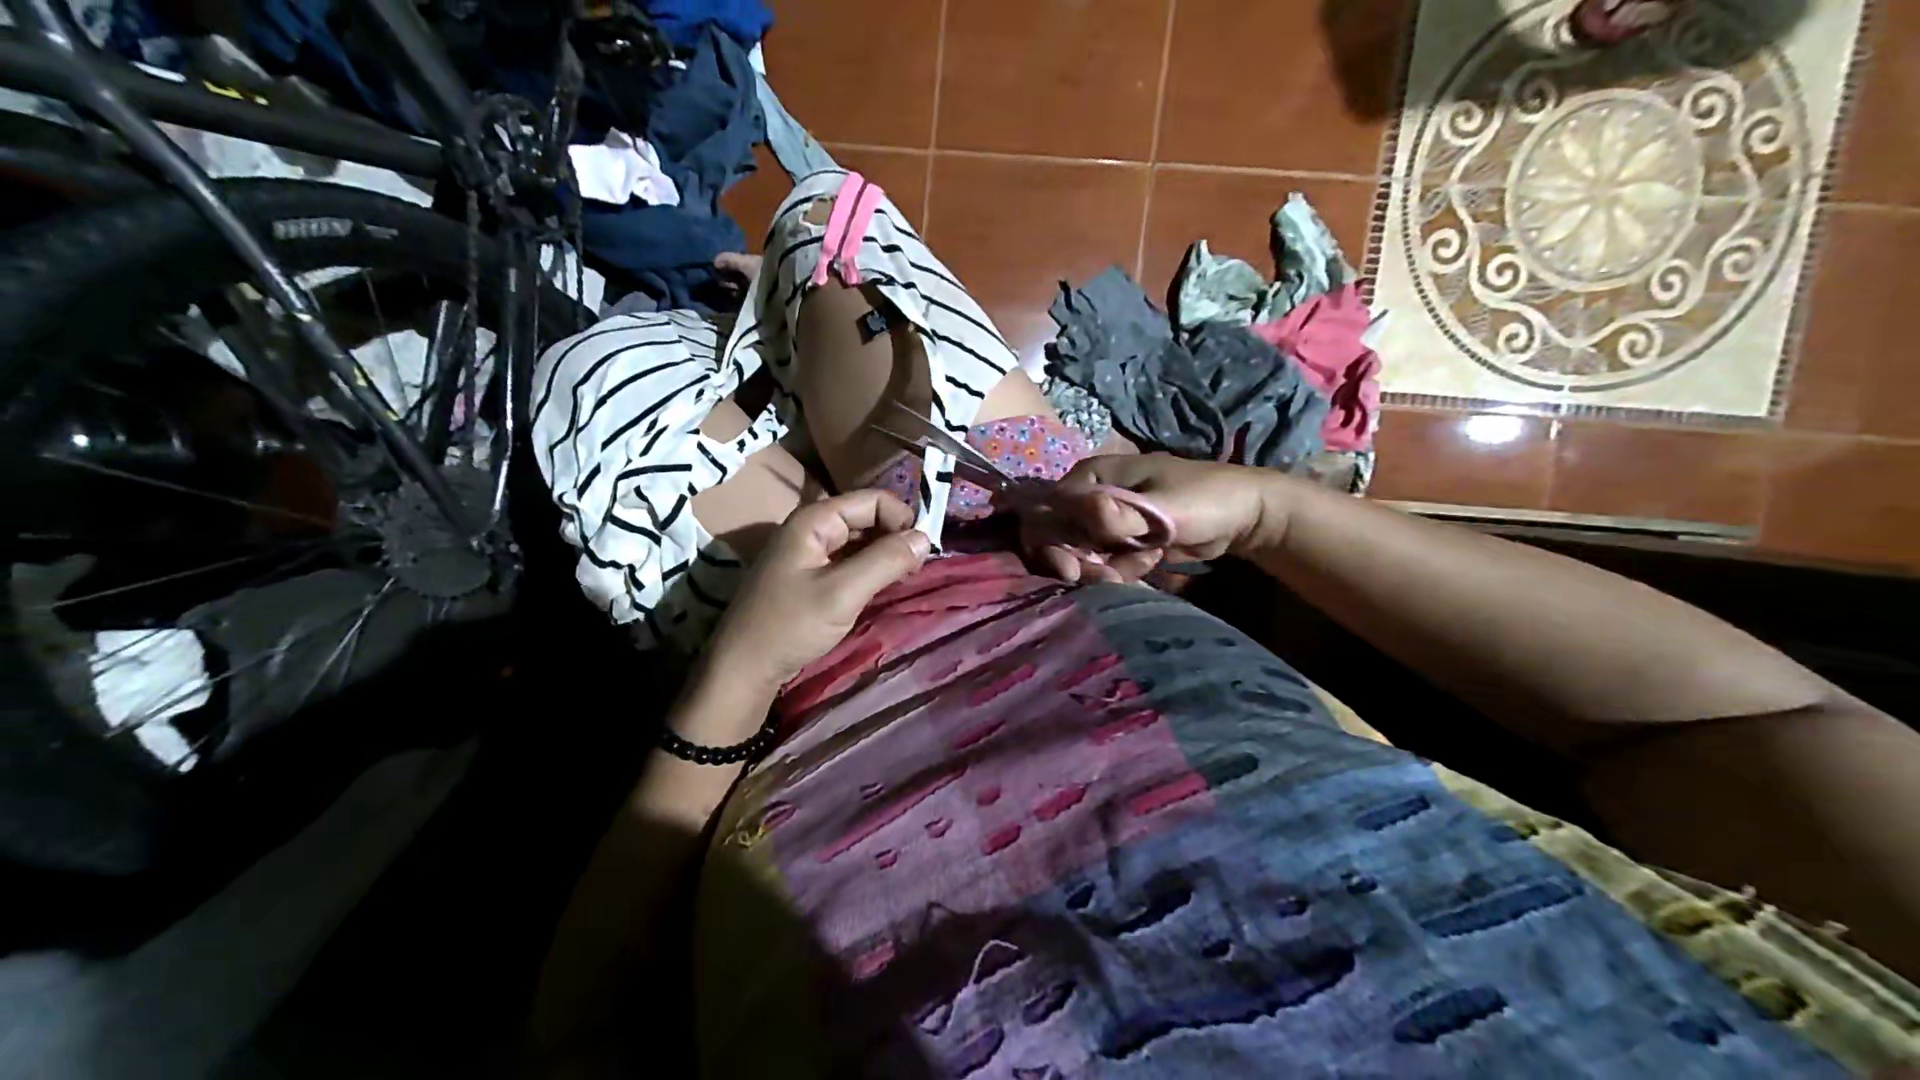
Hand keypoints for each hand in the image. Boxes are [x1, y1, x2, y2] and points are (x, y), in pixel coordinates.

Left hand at [703, 490, 930, 694]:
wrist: (743, 668)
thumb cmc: (791, 625)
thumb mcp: (843, 592)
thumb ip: (886, 561)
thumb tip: (926, 537)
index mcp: (814, 520)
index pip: (872, 500)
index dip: (901, 520)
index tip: (922, 553)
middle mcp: (811, 528)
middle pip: (867, 518)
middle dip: (895, 537)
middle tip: (916, 570)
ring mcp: (809, 553)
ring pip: (861, 541)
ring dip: (885, 556)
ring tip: (903, 580)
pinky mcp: (810, 577)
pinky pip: (850, 561)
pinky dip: (870, 570)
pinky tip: (882, 589)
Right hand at [1027, 454, 1289, 582]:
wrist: (1243, 515)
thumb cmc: (1205, 499)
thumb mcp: (1165, 509)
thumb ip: (1123, 514)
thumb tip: (1085, 511)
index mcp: (1092, 476)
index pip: (1047, 513)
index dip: (1052, 545)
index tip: (1074, 572)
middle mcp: (1089, 495)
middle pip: (1058, 537)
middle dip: (1080, 563)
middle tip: (1110, 579)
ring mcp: (1102, 518)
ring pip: (1079, 554)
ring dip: (1104, 568)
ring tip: (1144, 564)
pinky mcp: (1117, 538)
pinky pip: (1101, 561)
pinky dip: (1120, 569)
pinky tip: (1149, 562)